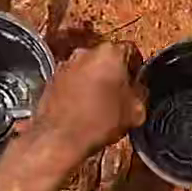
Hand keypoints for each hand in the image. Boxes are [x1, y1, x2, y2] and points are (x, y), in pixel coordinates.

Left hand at [27, 42, 144, 159]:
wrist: (59, 139)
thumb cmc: (99, 122)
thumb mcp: (135, 111)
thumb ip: (140, 93)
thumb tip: (137, 90)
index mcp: (110, 53)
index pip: (131, 51)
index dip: (136, 68)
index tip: (137, 83)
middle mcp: (86, 53)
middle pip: (107, 58)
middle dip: (114, 73)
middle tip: (120, 95)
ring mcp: (65, 65)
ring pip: (88, 68)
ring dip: (94, 81)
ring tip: (99, 105)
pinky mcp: (50, 80)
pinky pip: (71, 80)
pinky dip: (77, 90)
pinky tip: (82, 110)